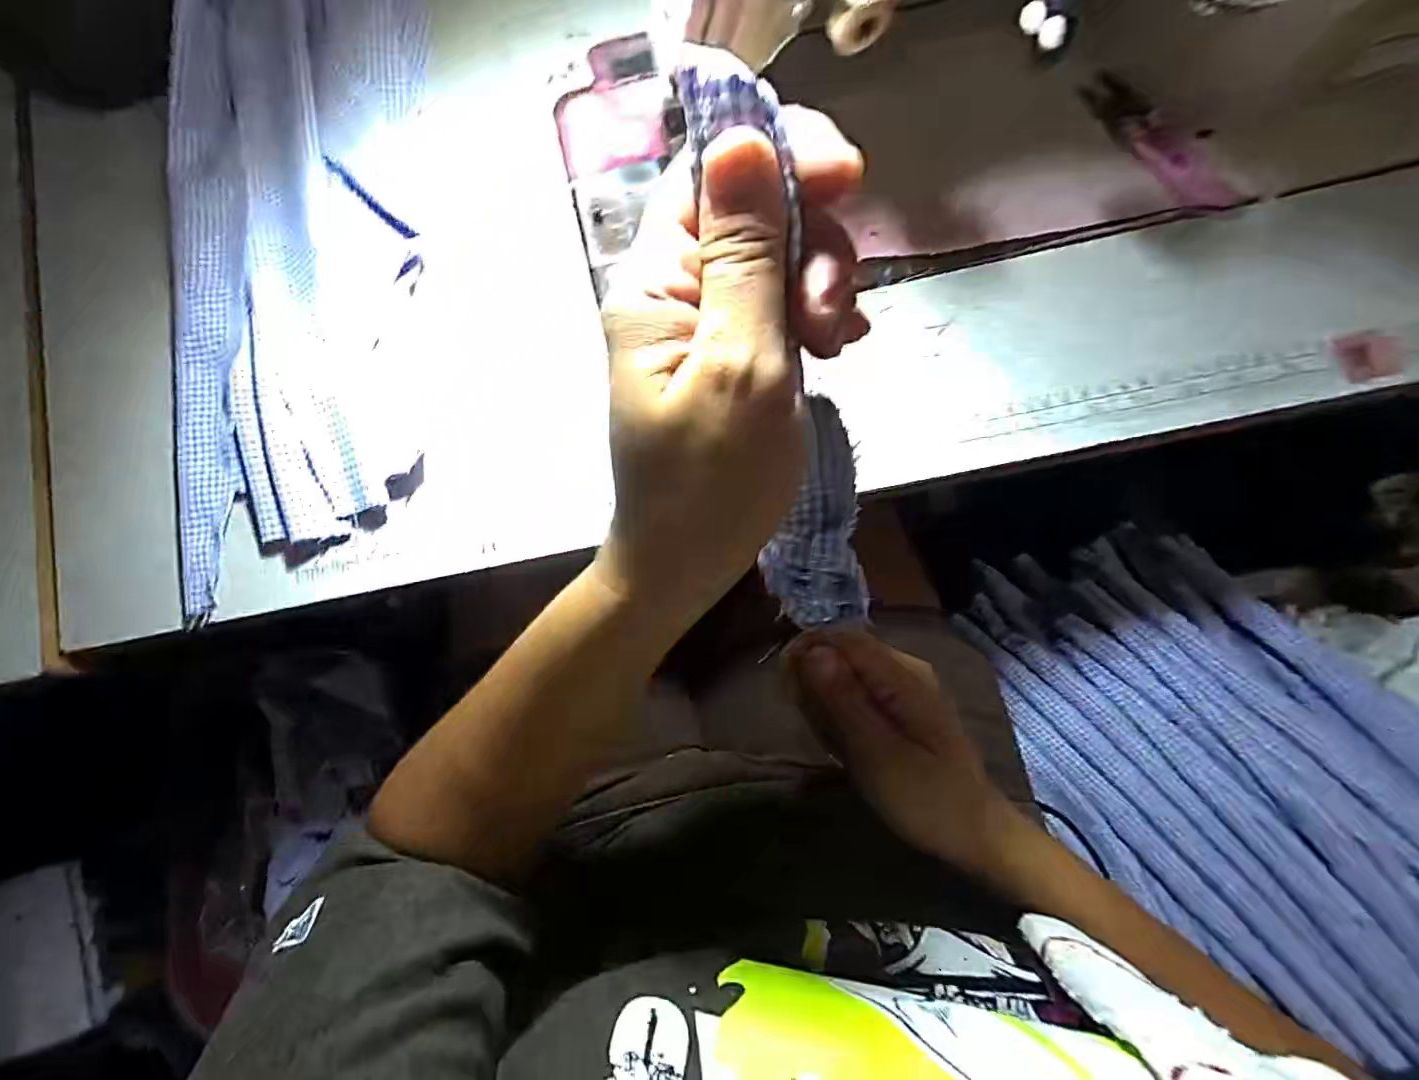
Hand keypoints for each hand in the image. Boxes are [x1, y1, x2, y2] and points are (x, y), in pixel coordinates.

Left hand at [594, 109, 867, 631]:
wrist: (684, 559)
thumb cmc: (709, 480)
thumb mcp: (740, 363)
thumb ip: (743, 255)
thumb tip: (739, 140)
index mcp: (651, 285)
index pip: (704, 174)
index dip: (777, 157)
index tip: (848, 184)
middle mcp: (666, 293)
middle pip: (750, 210)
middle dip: (810, 241)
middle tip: (827, 314)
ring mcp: (695, 323)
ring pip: (773, 256)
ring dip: (819, 285)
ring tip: (834, 345)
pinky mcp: (721, 352)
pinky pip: (774, 303)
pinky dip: (812, 316)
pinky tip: (833, 351)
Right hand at [792, 632, 1027, 878]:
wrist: (977, 837)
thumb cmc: (926, 799)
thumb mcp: (877, 753)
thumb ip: (843, 698)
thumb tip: (811, 651)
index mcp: (904, 677)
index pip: (841, 637)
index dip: (805, 651)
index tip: (786, 686)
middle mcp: (906, 670)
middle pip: (840, 650)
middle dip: (813, 679)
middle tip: (813, 723)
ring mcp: (904, 686)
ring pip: (842, 670)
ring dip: (823, 697)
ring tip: (827, 736)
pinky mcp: (900, 703)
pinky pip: (853, 688)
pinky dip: (837, 708)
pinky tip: (840, 737)